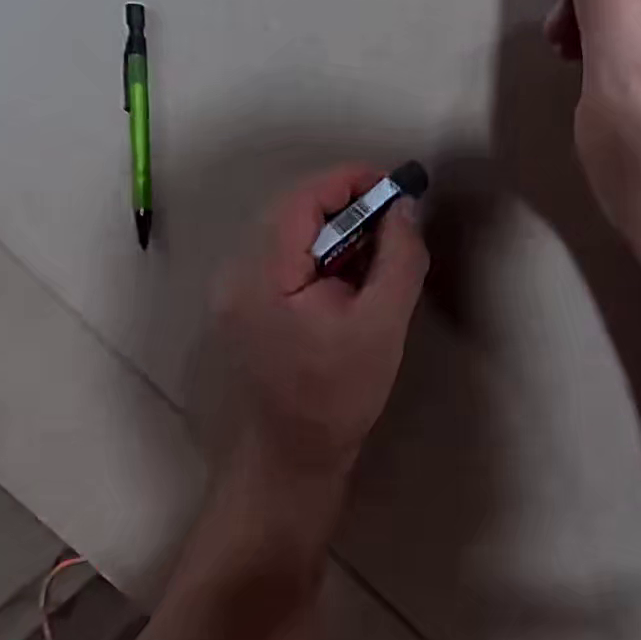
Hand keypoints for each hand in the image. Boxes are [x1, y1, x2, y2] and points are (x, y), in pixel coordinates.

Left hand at [211, 167, 429, 478]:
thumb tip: (404, 207)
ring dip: (334, 227)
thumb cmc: (338, 395)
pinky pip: (284, 256)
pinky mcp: (246, 302)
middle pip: (292, 210)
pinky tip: (350, 274)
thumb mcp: (382, 326)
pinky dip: (320, 250)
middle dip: (345, 203)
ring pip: (288, 231)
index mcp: (262, 274)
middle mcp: (237, 271)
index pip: (302, 199)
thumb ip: (399, 259)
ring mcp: (236, 288)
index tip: (394, 187)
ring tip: (377, 246)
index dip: (348, 181)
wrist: (291, 458)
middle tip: (392, 215)